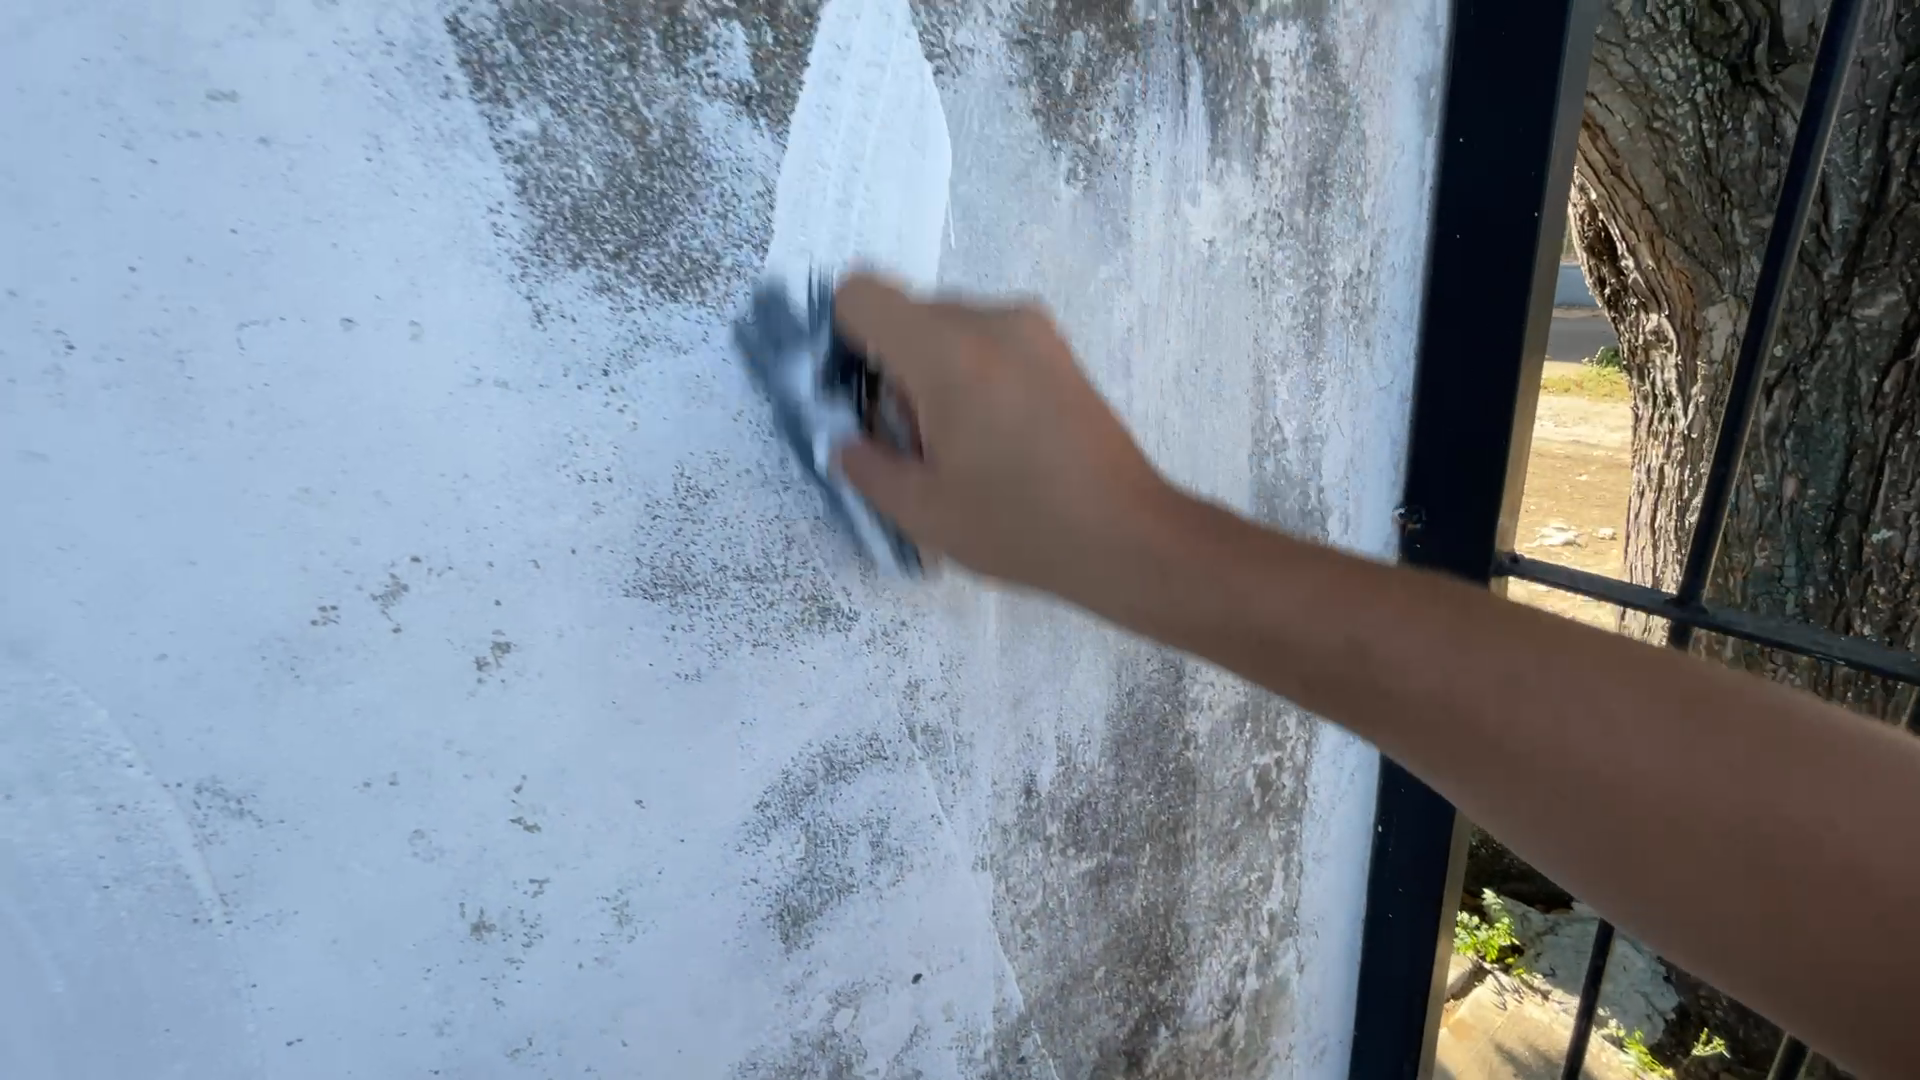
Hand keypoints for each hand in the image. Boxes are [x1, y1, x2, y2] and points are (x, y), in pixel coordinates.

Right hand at [832, 273, 1171, 595]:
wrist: (1127, 537)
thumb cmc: (1020, 527)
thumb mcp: (922, 511)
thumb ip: (863, 465)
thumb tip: (845, 440)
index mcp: (948, 352)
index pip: (861, 294)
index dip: (841, 341)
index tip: (861, 400)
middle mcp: (993, 320)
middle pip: (906, 315)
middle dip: (891, 371)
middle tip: (918, 444)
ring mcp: (1034, 330)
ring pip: (947, 330)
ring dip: (932, 377)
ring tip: (964, 447)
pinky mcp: (1059, 350)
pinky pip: (987, 342)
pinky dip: (970, 377)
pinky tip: (998, 440)